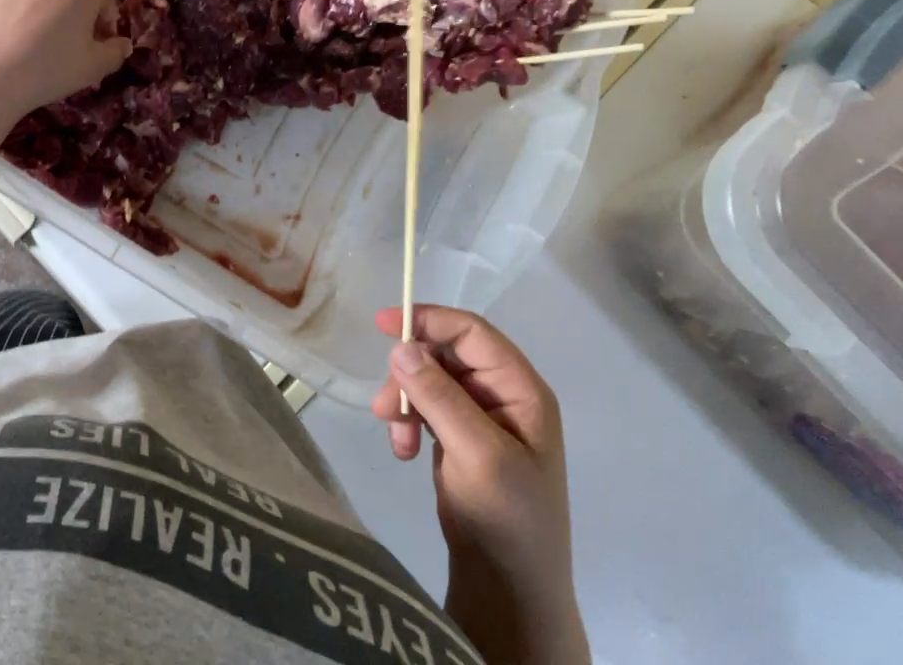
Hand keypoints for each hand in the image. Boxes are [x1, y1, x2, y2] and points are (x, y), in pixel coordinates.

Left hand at [0, 0, 131, 114]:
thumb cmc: (52, 69)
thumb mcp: (94, 68)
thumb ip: (116, 52)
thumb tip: (123, 43)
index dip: (108, 18)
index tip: (101, 42)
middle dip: (80, 12)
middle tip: (74, 44)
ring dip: (51, 12)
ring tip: (42, 44)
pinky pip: (19, 2)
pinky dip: (24, 16)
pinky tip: (17, 42)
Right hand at [372, 305, 589, 664]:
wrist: (509, 582)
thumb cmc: (507, 515)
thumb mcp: (476, 453)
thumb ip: (440, 397)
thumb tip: (401, 346)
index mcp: (521, 390)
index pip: (472, 334)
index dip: (429, 321)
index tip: (381, 324)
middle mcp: (502, 396)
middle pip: (444, 356)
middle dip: (409, 374)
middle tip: (385, 406)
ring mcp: (480, 418)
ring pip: (427, 382)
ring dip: (404, 403)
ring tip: (395, 438)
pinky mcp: (458, 438)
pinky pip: (423, 409)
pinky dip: (407, 424)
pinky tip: (402, 452)